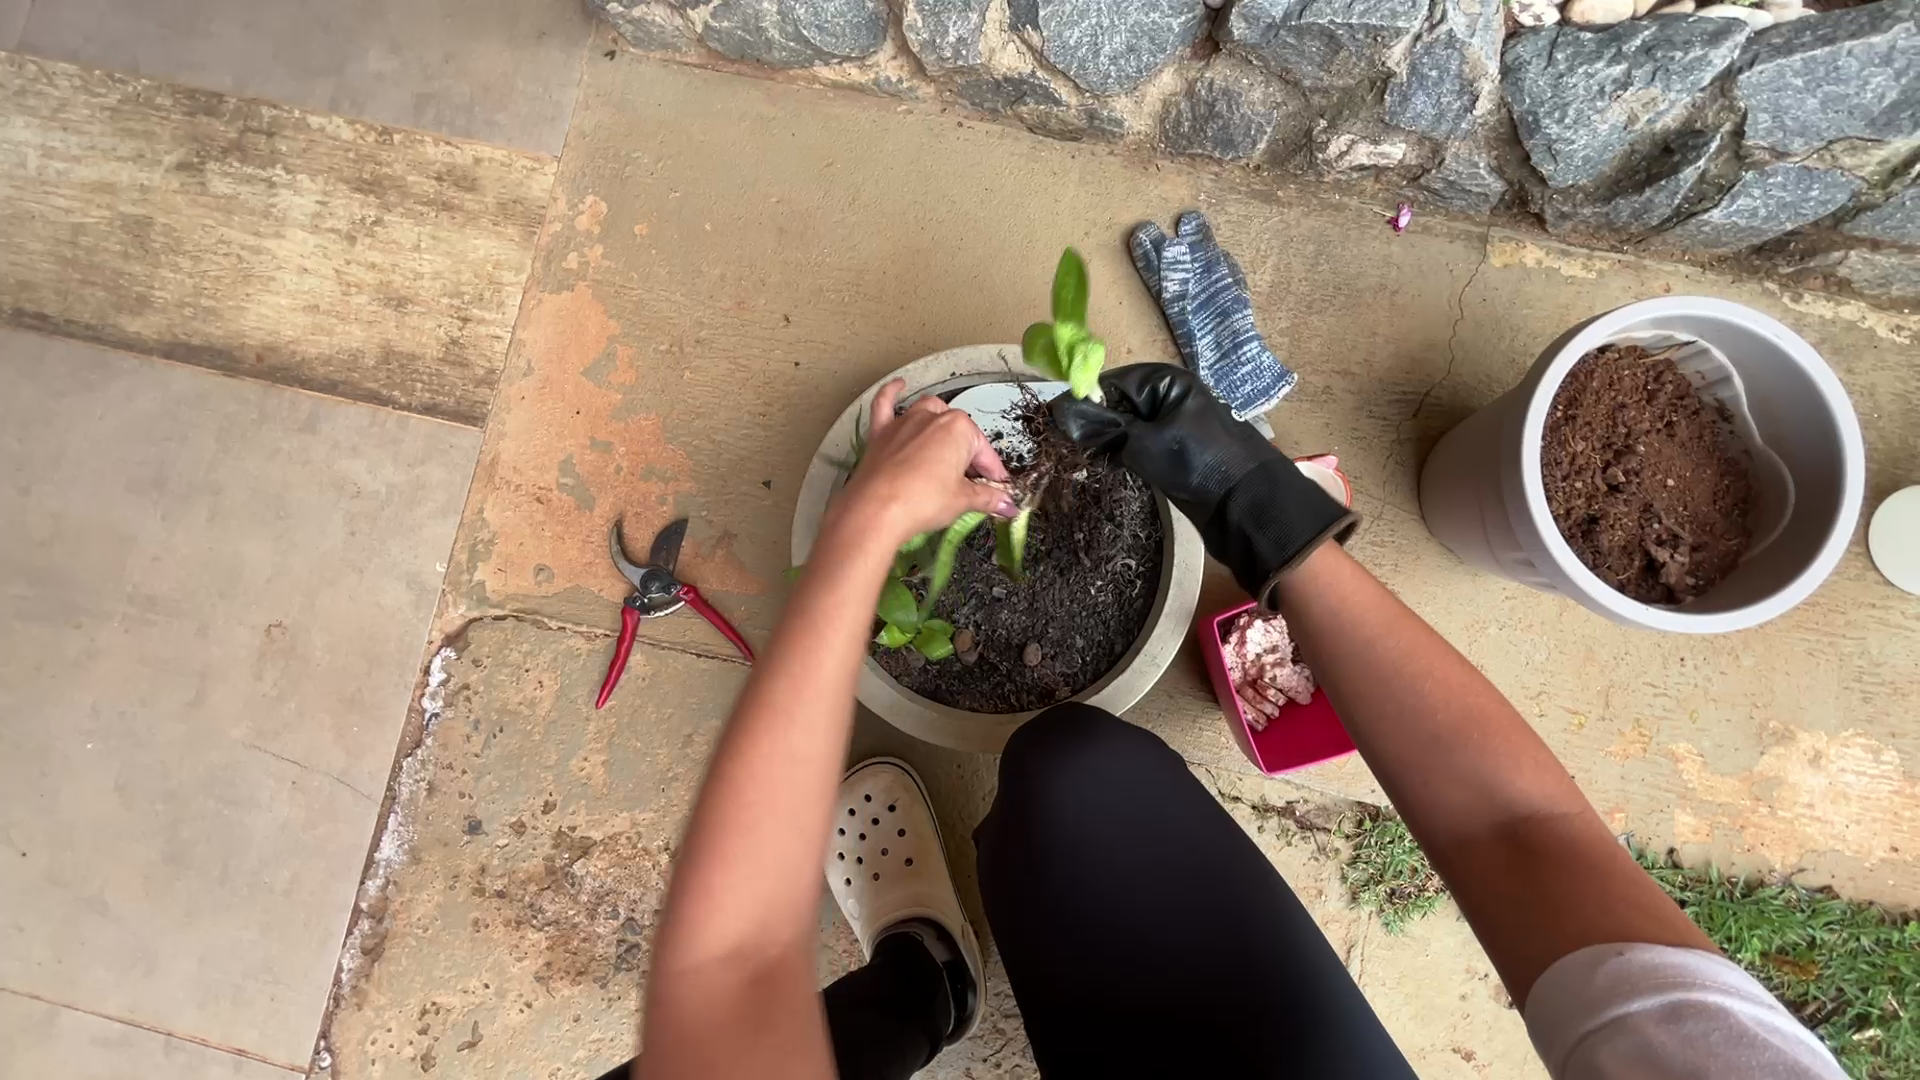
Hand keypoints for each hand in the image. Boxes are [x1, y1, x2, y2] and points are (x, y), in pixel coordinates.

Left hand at [832, 379, 1020, 545]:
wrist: (875, 510)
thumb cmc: (921, 501)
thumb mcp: (962, 501)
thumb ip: (988, 499)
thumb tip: (1007, 505)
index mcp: (958, 428)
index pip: (984, 452)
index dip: (993, 474)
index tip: (997, 490)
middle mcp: (932, 417)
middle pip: (958, 433)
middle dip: (967, 456)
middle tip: (972, 484)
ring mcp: (904, 422)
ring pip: (928, 413)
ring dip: (940, 426)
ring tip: (947, 449)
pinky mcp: (881, 432)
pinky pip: (886, 404)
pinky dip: (892, 393)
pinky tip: (899, 385)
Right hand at [1051, 364, 1356, 605]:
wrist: (1247, 506)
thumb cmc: (1197, 463)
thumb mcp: (1143, 442)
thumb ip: (1100, 426)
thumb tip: (1057, 410)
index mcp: (1166, 381)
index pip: (1110, 382)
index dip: (1083, 402)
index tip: (1056, 426)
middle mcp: (1169, 397)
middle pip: (1115, 405)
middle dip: (1093, 426)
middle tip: (1069, 450)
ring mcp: (1172, 426)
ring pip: (1124, 429)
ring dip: (1106, 445)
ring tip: (1084, 462)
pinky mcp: (1172, 453)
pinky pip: (1136, 447)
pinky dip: (1122, 457)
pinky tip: (1108, 470)